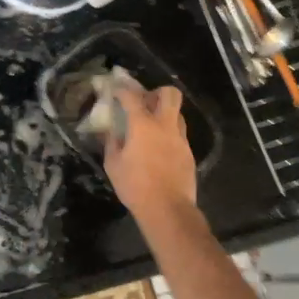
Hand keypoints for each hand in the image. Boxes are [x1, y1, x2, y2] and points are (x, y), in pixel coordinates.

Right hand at [104, 86, 197, 222]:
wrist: (168, 208)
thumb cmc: (135, 186)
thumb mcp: (113, 165)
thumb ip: (111, 143)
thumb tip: (109, 131)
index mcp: (143, 125)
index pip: (132, 97)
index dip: (122, 90)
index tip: (116, 90)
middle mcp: (165, 126)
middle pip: (170, 94)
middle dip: (157, 92)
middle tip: (145, 102)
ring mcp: (180, 139)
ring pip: (178, 113)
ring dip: (165, 113)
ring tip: (152, 126)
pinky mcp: (188, 152)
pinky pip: (180, 134)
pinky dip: (169, 133)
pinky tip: (160, 148)